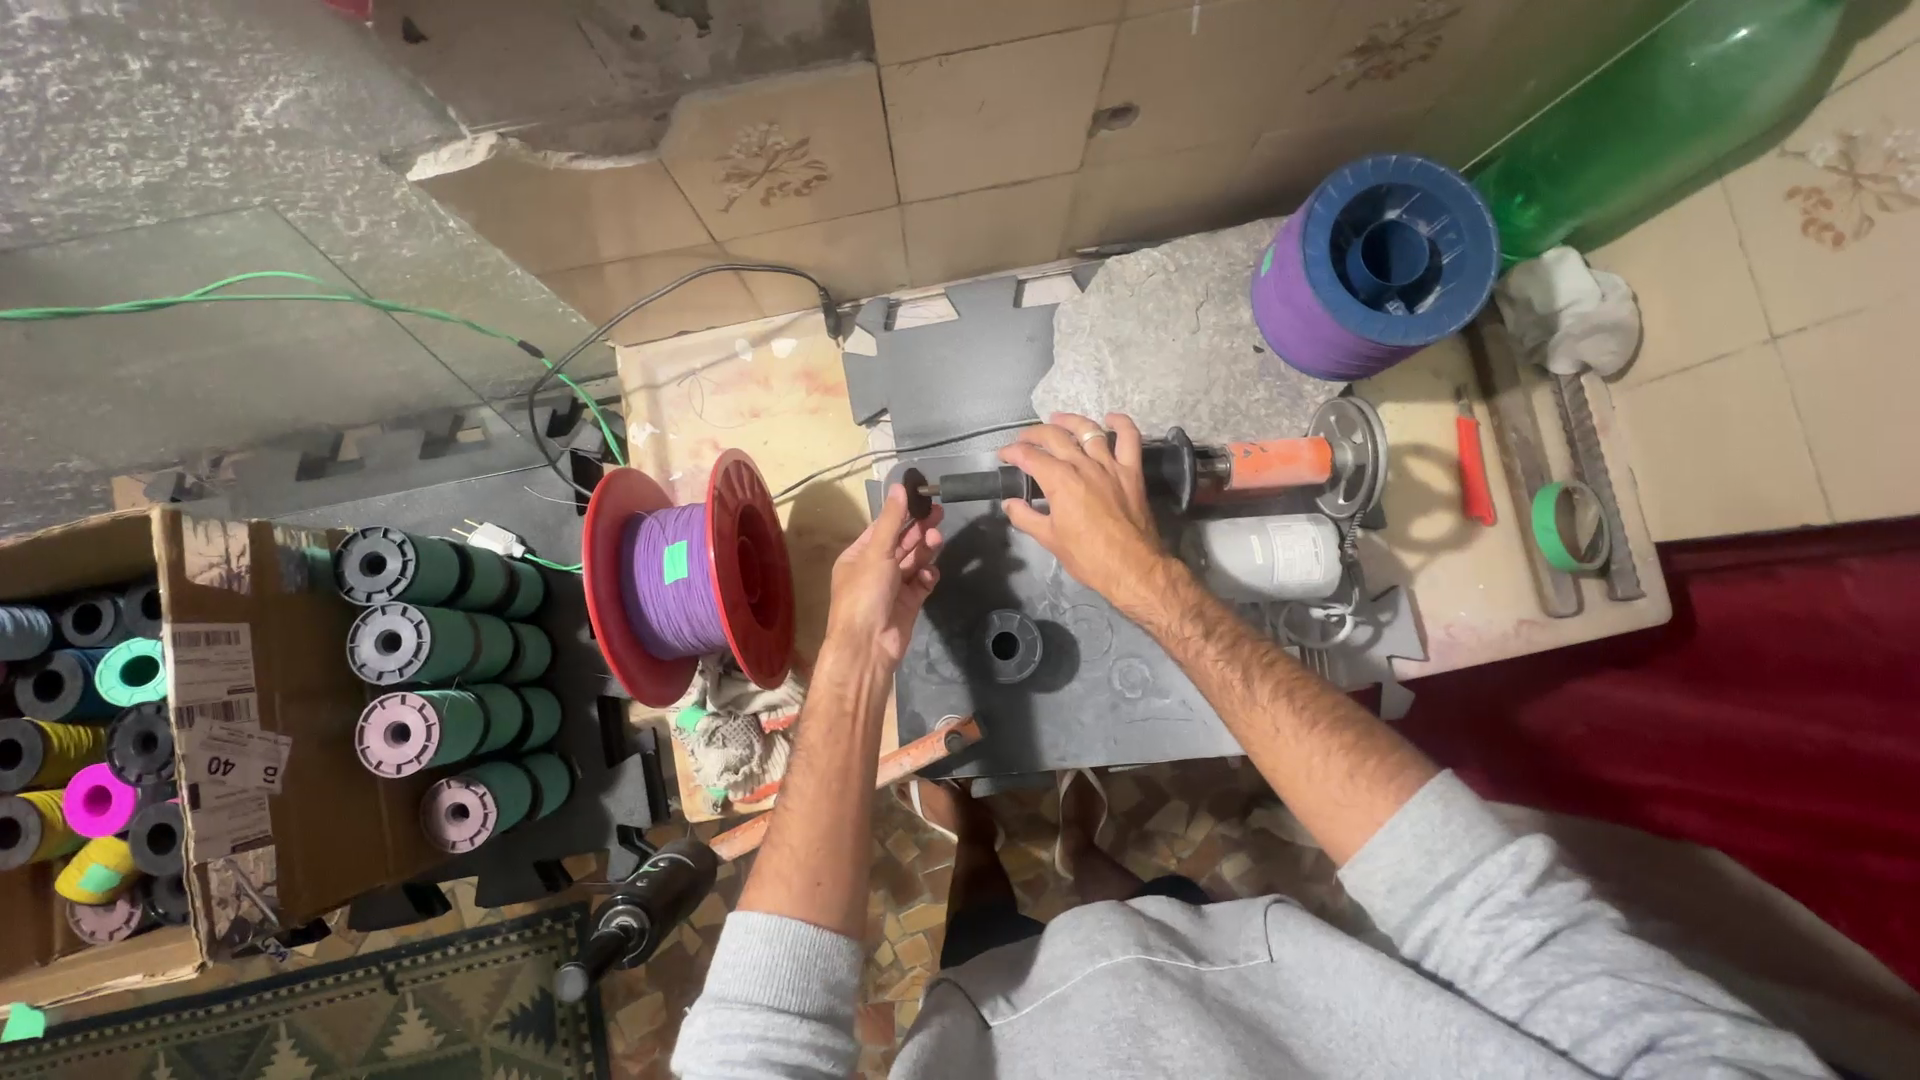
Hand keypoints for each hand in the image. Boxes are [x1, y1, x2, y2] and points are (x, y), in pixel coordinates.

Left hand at [824, 483, 943, 668]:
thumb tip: (899, 486)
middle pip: (901, 543)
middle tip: (939, 514)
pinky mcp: (909, 603)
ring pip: (913, 562)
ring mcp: (892, 587)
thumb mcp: (876, 552)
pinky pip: (921, 583)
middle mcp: (874, 569)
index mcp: (858, 556)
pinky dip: (927, 577)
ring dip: (925, 550)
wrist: (868, 645)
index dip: (902, 513)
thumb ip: (892, 520)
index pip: (883, 528)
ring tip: (938, 539)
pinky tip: (930, 574)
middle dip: (919, 530)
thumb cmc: (865, 594)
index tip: (922, 499)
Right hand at [999, 412, 1168, 606]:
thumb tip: (1009, 504)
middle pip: (1054, 437)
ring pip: (1088, 431)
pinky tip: (1110, 419)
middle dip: (1034, 434)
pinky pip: (1129, 439)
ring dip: (1069, 421)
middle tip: (1024, 439)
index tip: (1004, 455)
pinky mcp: (1131, 472)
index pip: (1029, 456)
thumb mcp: (1049, 539)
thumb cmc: (1087, 556)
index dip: (1012, 452)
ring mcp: (1110, 465)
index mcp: (1059, 481)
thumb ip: (1025, 517)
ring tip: (1057, 419)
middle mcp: (1083, 465)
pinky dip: (1121, 424)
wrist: (1131, 567)